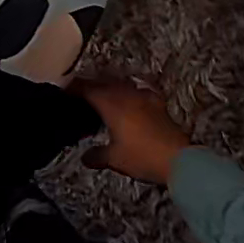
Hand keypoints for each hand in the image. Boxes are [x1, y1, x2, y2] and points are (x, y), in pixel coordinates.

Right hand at [75, 76, 192, 184]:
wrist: (180, 160)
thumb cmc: (143, 156)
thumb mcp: (115, 159)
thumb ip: (97, 156)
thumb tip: (85, 158)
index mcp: (110, 103)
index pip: (86, 88)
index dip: (73, 88)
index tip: (63, 90)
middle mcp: (125, 95)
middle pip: (102, 82)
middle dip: (89, 85)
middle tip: (79, 92)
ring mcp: (143, 97)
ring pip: (120, 83)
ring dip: (108, 85)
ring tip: (101, 93)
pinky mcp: (157, 104)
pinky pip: (140, 89)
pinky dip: (131, 90)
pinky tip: (132, 95)